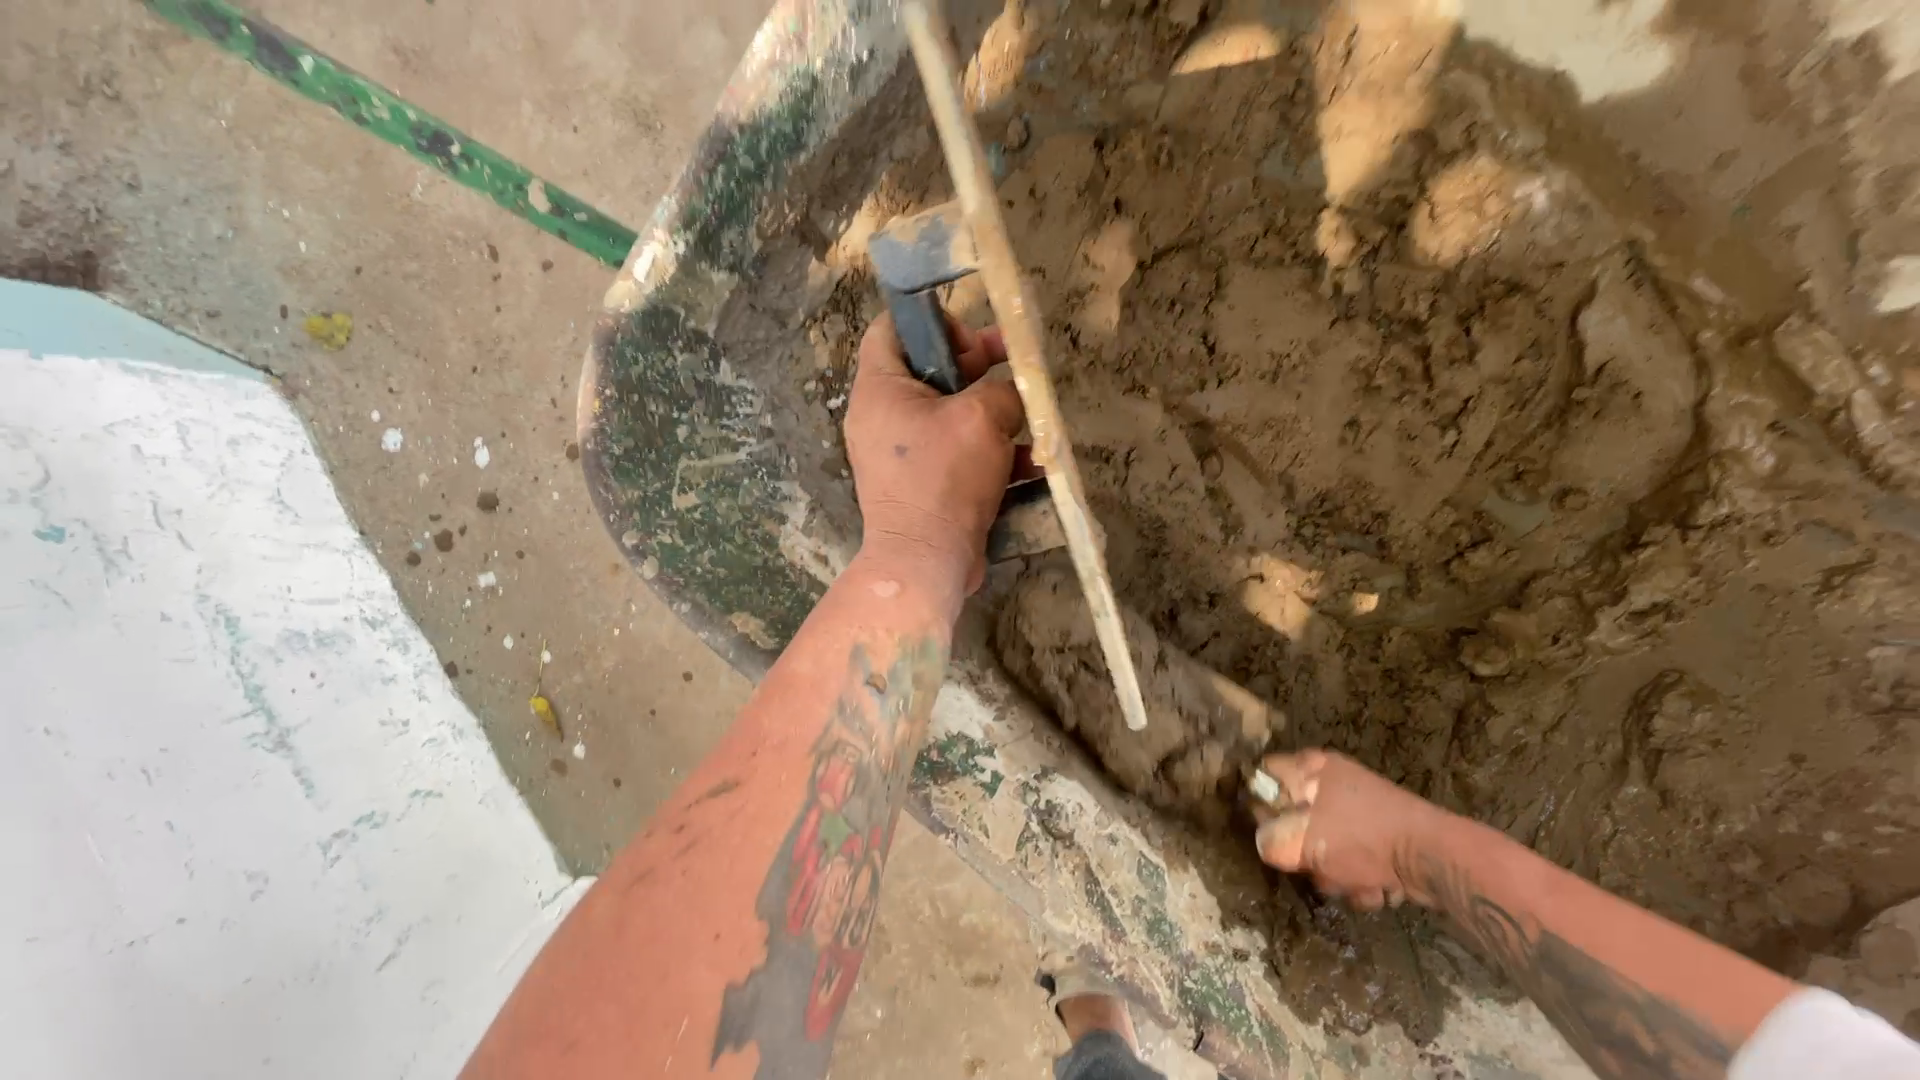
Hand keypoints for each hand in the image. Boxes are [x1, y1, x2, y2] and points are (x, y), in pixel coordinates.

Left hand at [844, 314, 1023, 601]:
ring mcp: (901, 455)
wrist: (926, 561)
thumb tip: (1010, 395)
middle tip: (1013, 370)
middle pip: (930, 372)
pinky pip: (957, 455)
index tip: (971, 341)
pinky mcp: (922, 485)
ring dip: (994, 417)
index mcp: (880, 390)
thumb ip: (1002, 390)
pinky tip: (1031, 464)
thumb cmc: (944, 478)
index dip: (932, 323)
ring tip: (1031, 422)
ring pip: (950, 417)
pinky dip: (990, 456)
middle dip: (977, 369)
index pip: (891, 329)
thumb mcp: (981, 418)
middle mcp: (883, 418)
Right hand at [1253, 751, 1456, 910]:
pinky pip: (1352, 860)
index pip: (1263, 776)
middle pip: (1292, 820)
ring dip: (1335, 875)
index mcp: (1311, 768)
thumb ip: (1269, 841)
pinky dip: (1361, 879)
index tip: (1267, 832)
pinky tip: (1377, 887)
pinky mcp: (1378, 838)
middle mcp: (1331, 782)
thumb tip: (1266, 844)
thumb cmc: (1362, 839)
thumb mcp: (1300, 841)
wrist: (1435, 860)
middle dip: (1304, 854)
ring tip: (1356, 882)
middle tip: (1315, 865)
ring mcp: (1357, 811)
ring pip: (1323, 848)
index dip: (1258, 806)